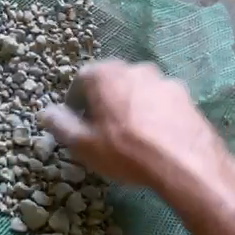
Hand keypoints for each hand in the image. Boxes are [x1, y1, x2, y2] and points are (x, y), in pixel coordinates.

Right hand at [40, 61, 234, 203]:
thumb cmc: (126, 151)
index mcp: (105, 74)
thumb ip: (61, 125)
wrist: (188, 165)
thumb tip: (46, 112)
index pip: (80, 80)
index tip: (77, 124)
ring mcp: (163, 80)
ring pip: (137, 91)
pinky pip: (160, 102)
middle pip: (110, 82)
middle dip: (103, 102)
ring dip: (129, 106)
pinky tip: (155, 138)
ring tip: (131, 136)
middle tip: (102, 130)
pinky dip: (153, 114)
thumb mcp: (83, 144)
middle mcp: (134, 68)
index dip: (75, 103)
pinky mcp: (186, 97)